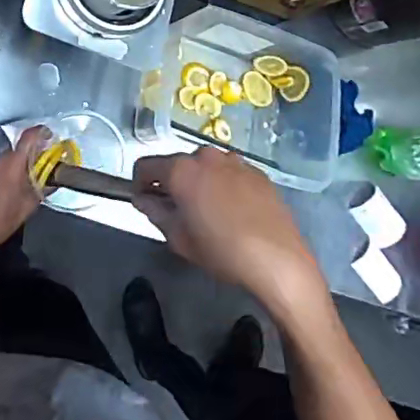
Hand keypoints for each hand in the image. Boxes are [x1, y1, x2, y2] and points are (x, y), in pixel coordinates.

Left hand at [0, 126, 51, 260]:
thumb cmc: (3, 221)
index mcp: (11, 167)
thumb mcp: (29, 206)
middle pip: (19, 148)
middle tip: (44, 163)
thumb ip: (42, 186)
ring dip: (20, 162)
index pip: (27, 138)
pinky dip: (9, 168)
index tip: (50, 135)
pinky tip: (15, 182)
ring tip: (30, 175)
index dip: (40, 132)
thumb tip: (53, 175)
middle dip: (32, 152)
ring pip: (9, 156)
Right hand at [131, 148, 328, 319]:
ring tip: (208, 212)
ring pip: (204, 167)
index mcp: (180, 169)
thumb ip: (154, 212)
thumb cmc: (222, 252)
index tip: (146, 202)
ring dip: (198, 182)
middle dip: (171, 183)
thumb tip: (144, 200)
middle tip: (178, 211)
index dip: (139, 184)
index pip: (144, 166)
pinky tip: (233, 212)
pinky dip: (223, 185)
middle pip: (176, 164)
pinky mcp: (258, 173)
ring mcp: (235, 162)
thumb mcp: (178, 238)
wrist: (280, 263)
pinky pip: (229, 173)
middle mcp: (206, 157)